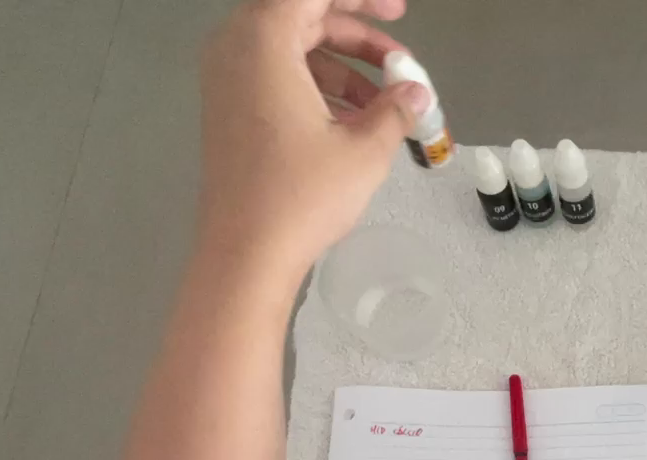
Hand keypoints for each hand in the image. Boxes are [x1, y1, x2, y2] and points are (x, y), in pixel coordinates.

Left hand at [195, 0, 426, 280]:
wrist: (248, 248)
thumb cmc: (304, 194)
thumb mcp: (364, 151)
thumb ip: (395, 111)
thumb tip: (417, 92)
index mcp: (265, 39)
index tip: (401, 11)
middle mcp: (237, 46)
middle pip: (303, 16)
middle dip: (358, 36)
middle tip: (402, 63)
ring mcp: (229, 78)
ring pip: (293, 50)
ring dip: (344, 70)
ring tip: (387, 109)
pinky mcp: (232, 109)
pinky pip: (278, 77)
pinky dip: (319, 89)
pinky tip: (354, 125)